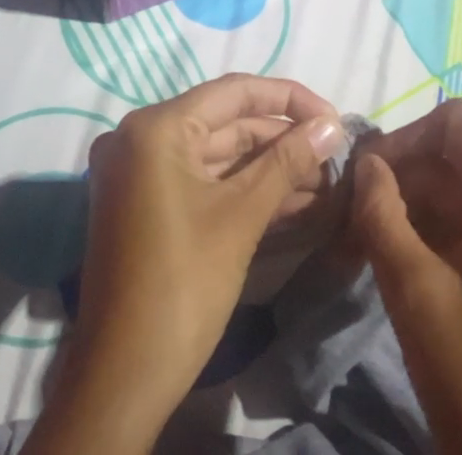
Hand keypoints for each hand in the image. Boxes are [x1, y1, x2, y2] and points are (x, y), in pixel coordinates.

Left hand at [25, 74, 344, 454]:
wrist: (125, 370)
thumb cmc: (185, 283)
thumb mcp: (242, 216)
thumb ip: (289, 162)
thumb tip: (333, 125)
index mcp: (155, 128)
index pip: (234, 92)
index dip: (290, 100)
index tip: (335, 118)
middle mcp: (140, 138)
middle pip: (226, 123)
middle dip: (283, 139)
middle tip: (336, 155)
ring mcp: (140, 173)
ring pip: (218, 155)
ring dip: (270, 167)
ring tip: (326, 181)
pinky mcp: (147, 205)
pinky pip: (203, 182)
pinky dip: (244, 189)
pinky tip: (295, 201)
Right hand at [352, 99, 461, 454]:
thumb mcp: (414, 293)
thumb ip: (382, 214)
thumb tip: (367, 165)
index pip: (458, 124)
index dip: (405, 137)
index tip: (365, 177)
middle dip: (407, 180)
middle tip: (354, 222)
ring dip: (425, 210)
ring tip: (374, 248)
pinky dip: (454, 234)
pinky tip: (417, 268)